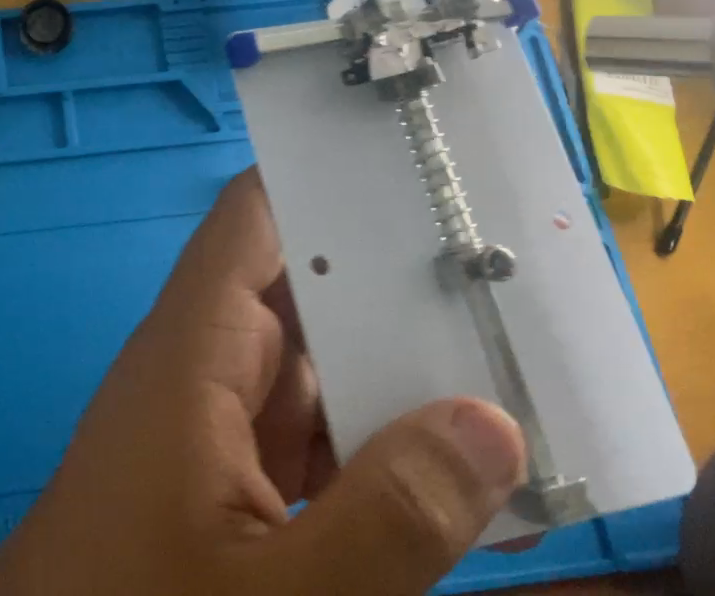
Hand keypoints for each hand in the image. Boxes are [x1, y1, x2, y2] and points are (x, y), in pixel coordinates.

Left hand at [0, 168, 527, 594]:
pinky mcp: (230, 482)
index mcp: (194, 352)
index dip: (321, 178)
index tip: (416, 161)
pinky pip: (314, 443)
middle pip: (307, 295)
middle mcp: (205, 368)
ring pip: (321, 373)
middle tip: (517, 273)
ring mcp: (217, 428)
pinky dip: (378, 453)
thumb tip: (491, 425)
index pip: (252, 222)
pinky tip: (467, 476)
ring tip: (521, 362)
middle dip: (398, 285)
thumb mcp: (275, 588)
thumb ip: (387, 517)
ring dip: (401, 375)